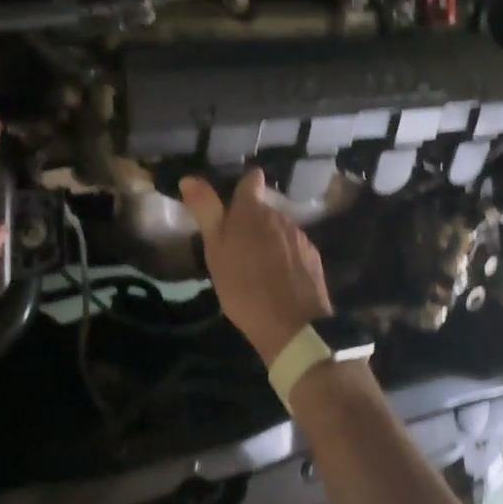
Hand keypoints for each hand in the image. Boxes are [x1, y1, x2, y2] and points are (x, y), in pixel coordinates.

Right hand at [179, 169, 332, 364]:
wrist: (291, 326)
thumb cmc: (243, 286)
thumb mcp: (215, 250)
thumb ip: (205, 211)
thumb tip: (189, 178)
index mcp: (252, 211)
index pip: (251, 180)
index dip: (244, 186)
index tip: (234, 200)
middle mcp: (279, 215)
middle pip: (263, 209)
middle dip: (251, 221)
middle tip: (236, 247)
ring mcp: (299, 236)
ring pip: (279, 229)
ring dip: (268, 239)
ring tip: (256, 267)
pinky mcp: (313, 257)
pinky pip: (293, 248)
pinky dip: (285, 257)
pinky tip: (277, 279)